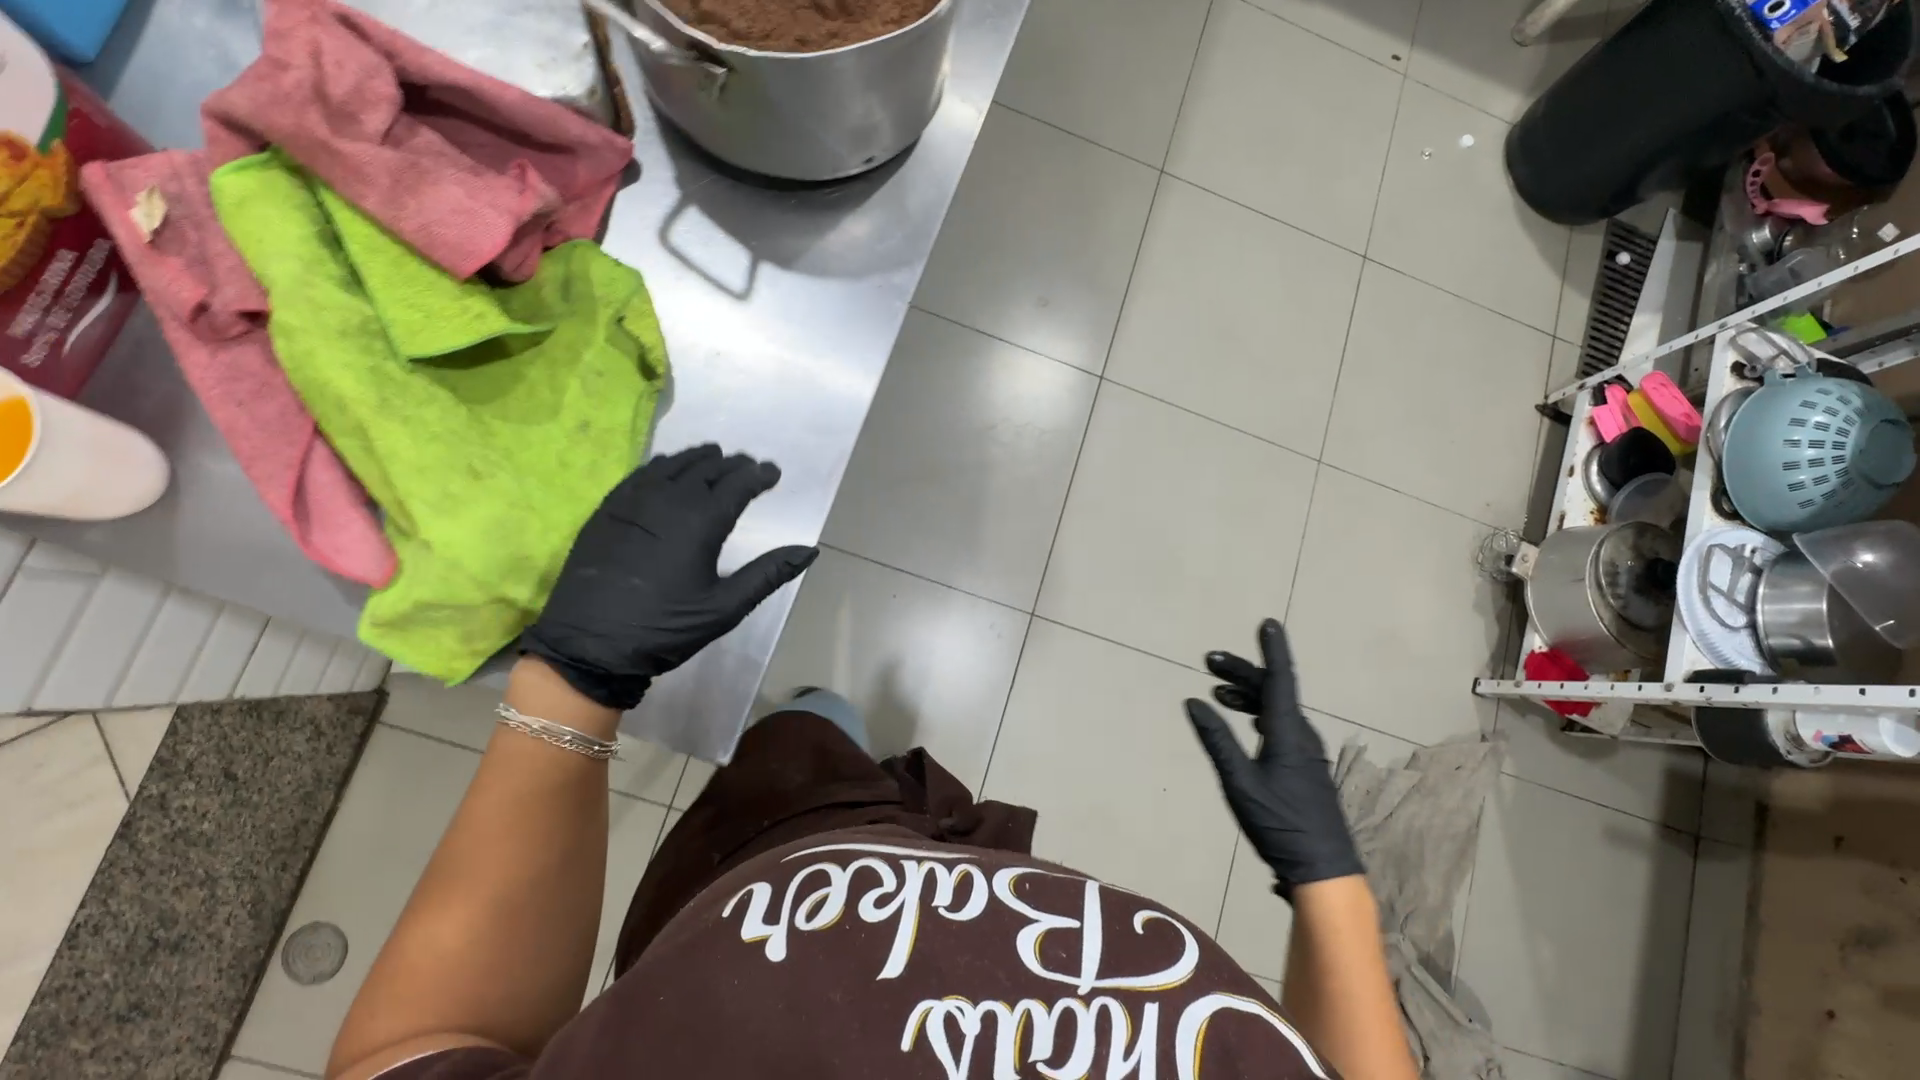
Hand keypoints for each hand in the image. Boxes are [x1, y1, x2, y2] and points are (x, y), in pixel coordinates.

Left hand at [522, 445, 818, 709]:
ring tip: (714, 458)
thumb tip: (809, 551)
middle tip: (748, 466)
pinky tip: (668, 470)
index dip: (759, 475)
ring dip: (698, 459)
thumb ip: (768, 574)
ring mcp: (634, 501)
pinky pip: (641, 474)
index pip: (738, 483)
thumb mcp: (725, 608)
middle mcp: (669, 499)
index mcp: (701, 522)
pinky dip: (663, 466)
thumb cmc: (665, 628)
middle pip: (707, 468)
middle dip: (732, 464)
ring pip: (673, 464)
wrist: (590, 644)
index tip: (773, 473)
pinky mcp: (609, 509)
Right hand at [1184, 618, 1363, 898]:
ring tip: (1220, 692)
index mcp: (1288, 732)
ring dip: (1248, 695)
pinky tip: (1246, 724)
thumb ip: (1217, 740)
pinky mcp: (1305, 767)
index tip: (1268, 623)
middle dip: (1243, 672)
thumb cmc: (1279, 822)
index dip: (1272, 650)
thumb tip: (1194, 701)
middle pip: (1274, 691)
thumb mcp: (1239, 782)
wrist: (1323, 867)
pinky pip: (1281, 725)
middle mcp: (1302, 734)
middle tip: (1210, 661)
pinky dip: (1258, 714)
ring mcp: (1306, 751)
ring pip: (1277, 708)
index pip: (1279, 679)